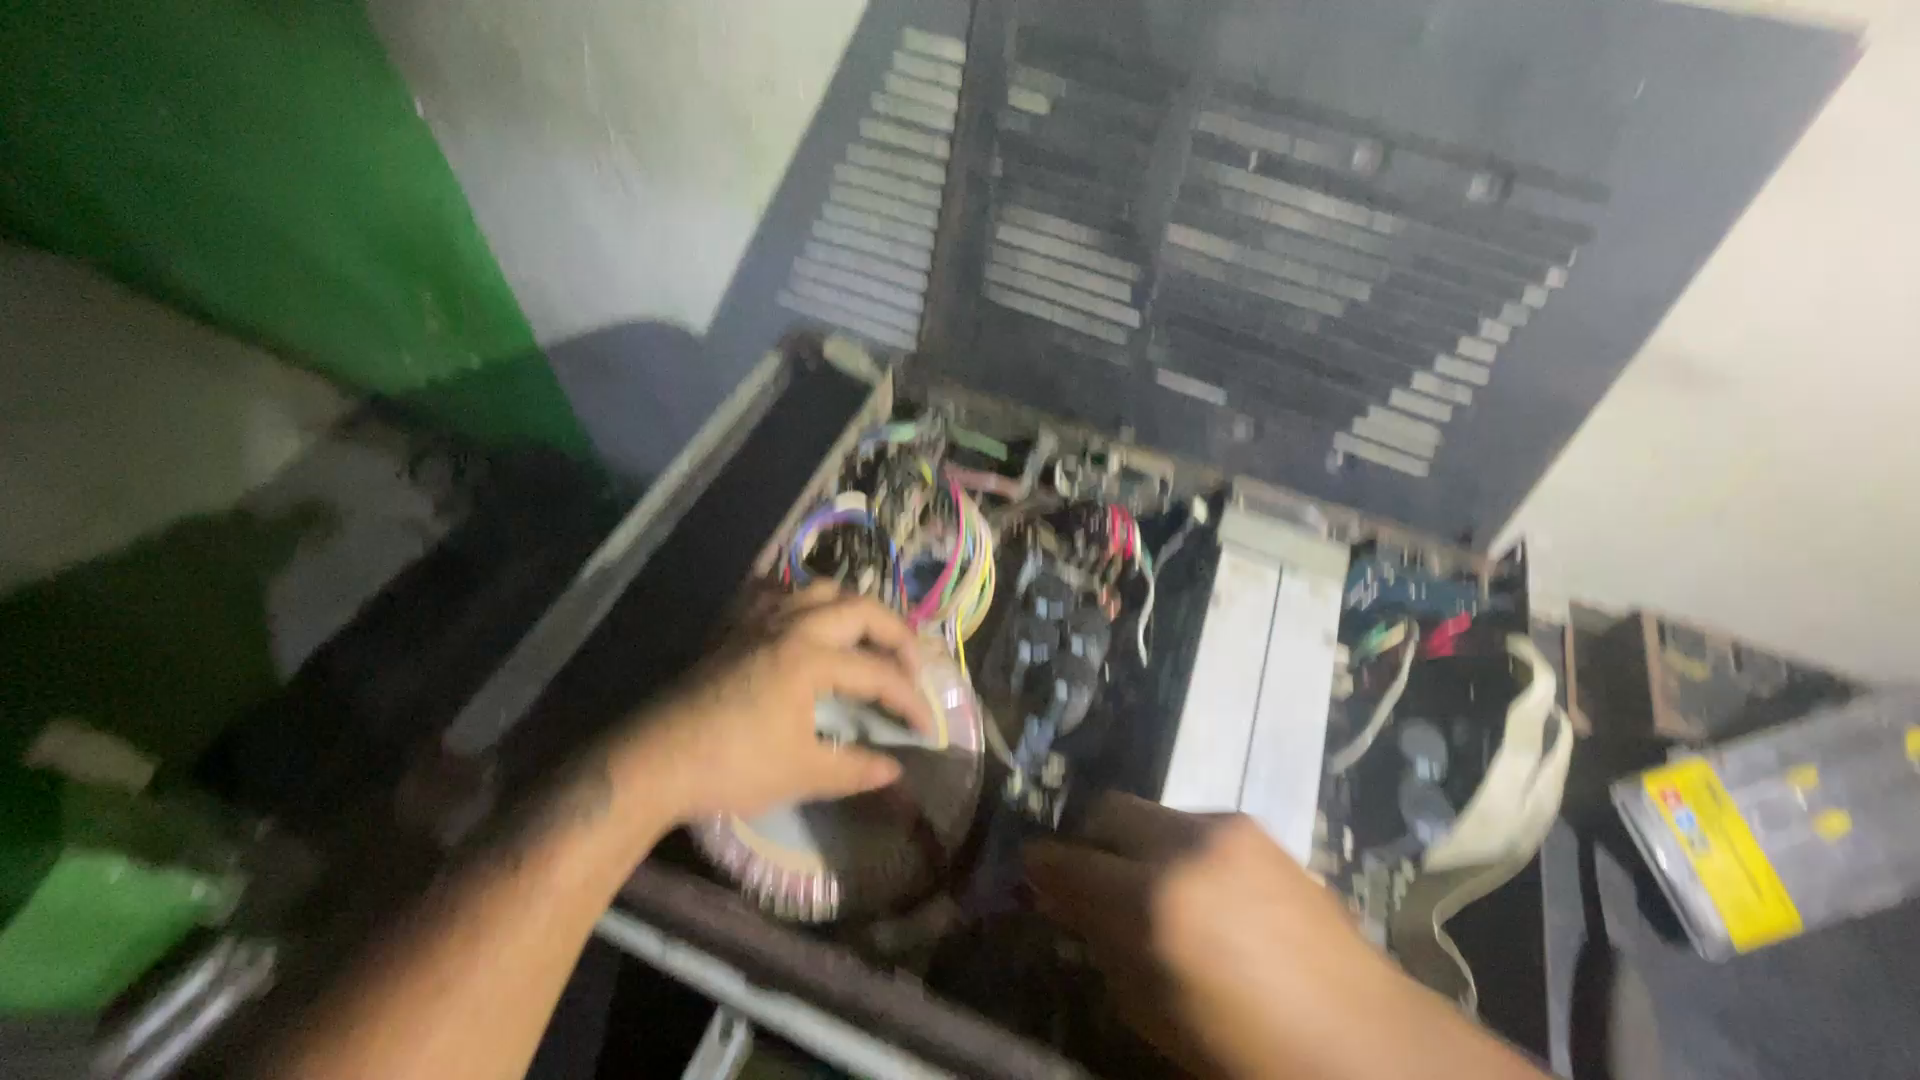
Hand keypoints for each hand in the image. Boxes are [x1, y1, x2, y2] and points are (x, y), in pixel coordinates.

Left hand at [619, 584, 934, 821]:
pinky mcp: (732, 628)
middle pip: (860, 609)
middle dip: (896, 634)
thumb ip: (855, 768)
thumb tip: (895, 768)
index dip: (910, 700)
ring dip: (853, 608)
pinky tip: (804, 618)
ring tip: (867, 636)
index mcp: (811, 659)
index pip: (878, 674)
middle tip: (912, 664)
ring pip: (819, 590)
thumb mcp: (802, 773)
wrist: (652, 761)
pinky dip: (800, 598)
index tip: (928, 728)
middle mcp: (791, 626)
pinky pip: (774, 593)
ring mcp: (758, 621)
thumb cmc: (731, 767)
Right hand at [1024, 795, 1403, 1077]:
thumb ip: (1103, 945)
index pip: (1066, 861)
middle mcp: (1184, 846)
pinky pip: (1192, 826)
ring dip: (1135, 844)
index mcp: (1152, 903)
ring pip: (1152, 814)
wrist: (1364, 1043)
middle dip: (1088, 841)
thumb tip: (1067, 903)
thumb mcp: (1152, 1012)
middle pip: (1107, 810)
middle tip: (1089, 881)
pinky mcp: (1257, 830)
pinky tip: (1199, 893)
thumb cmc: (1245, 1053)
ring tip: (1151, 892)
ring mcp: (1226, 830)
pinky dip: (1176, 850)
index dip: (1040, 868)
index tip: (1033, 878)